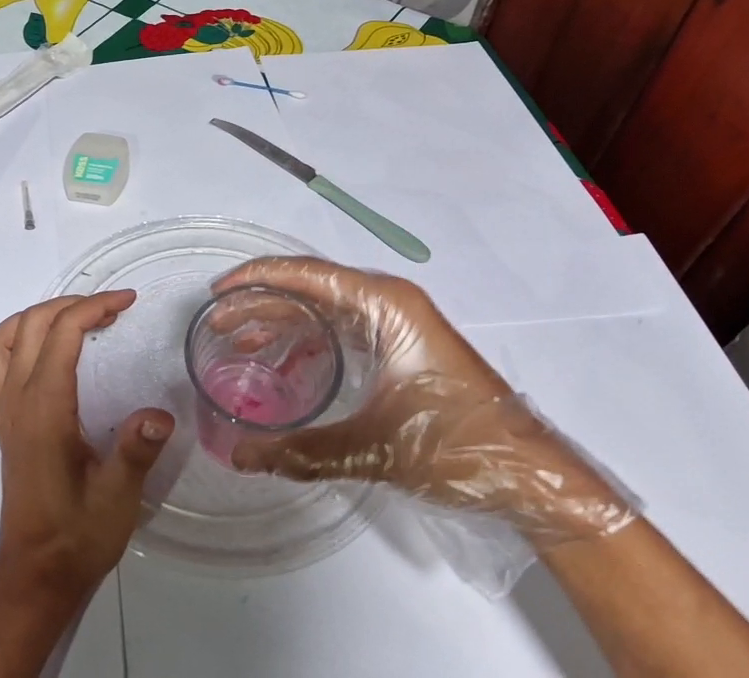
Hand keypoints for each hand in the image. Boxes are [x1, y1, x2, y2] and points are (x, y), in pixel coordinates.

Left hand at [0, 290, 174, 602]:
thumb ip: (136, 451)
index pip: (61, 336)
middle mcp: (17, 405)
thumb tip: (161, 414)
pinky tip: (34, 359)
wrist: (38, 575)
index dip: (94, 308)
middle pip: (29, 328)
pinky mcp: (2, 431)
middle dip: (69, 305)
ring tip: (71, 320)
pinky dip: (7, 351)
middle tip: (111, 308)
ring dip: (32, 320)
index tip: (128, 302)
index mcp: (45, 411)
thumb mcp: (118, 496)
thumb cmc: (79, 535)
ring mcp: (4, 416)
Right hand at [214, 257, 635, 547]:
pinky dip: (309, 345)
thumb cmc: (457, 444)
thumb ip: (302, 451)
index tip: (217, 294)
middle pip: (312, 289)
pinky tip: (283, 369)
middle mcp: (390, 304)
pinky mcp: (403, 349)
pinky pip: (344, 333)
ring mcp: (399, 325)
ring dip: (283, 325)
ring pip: (326, 312)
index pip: (309, 275)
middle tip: (218, 325)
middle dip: (262, 304)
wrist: (531, 474)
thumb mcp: (375, 447)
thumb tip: (239, 457)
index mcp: (386, 305)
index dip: (258, 279)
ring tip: (239, 346)